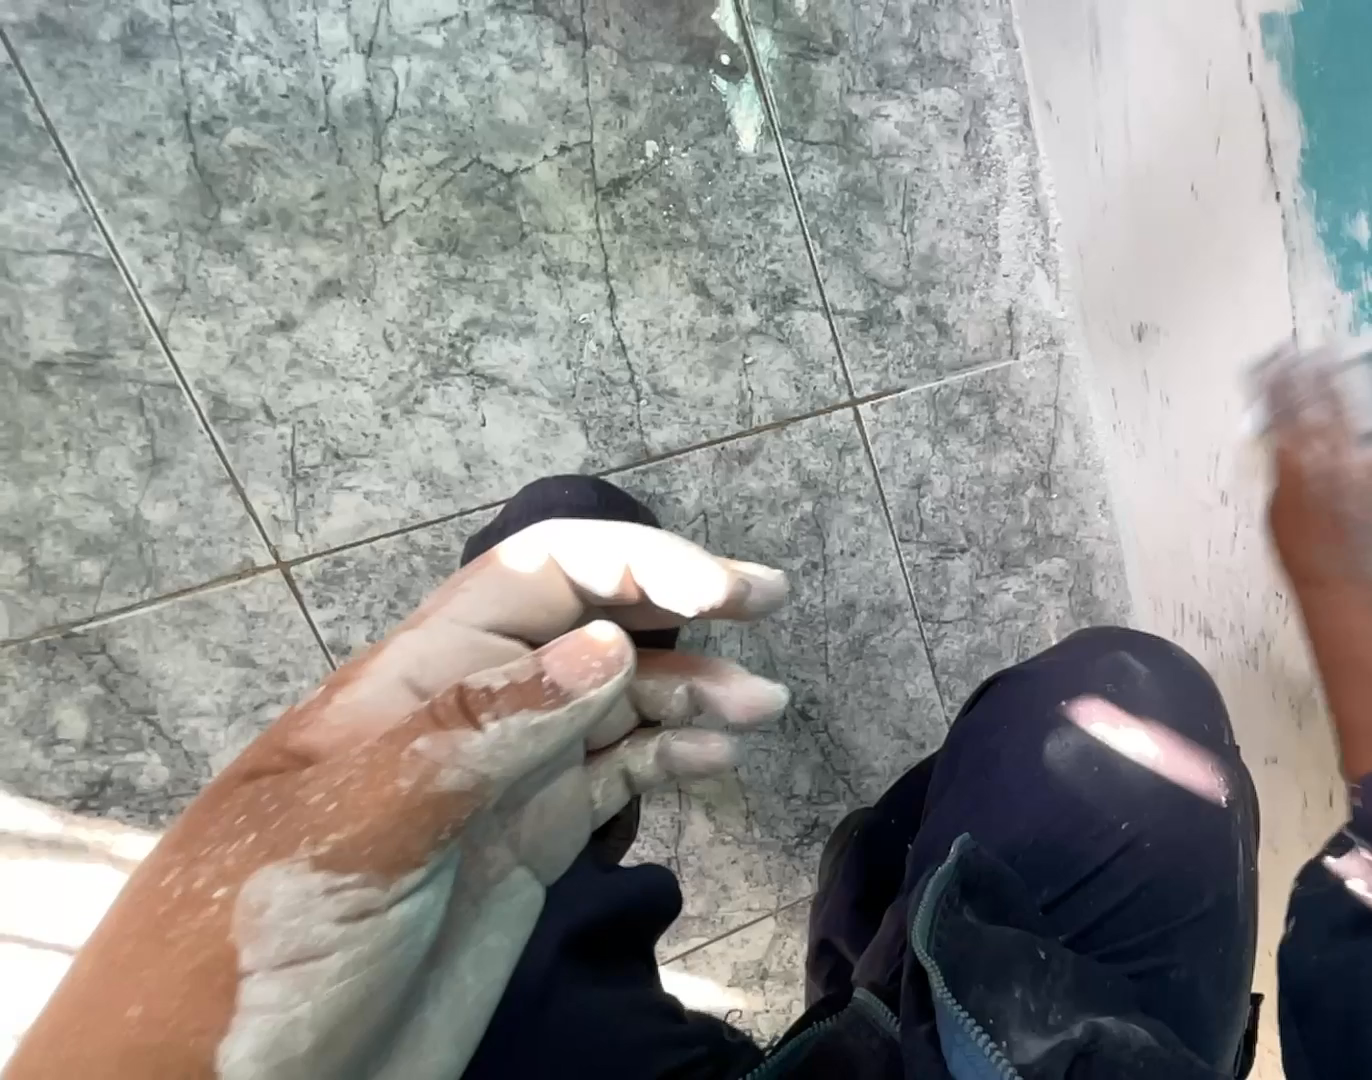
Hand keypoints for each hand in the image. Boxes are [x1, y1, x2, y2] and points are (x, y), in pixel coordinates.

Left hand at [8, 519, 791, 1079]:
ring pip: (629, 699)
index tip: (718, 590)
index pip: (544, 575)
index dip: (635, 563)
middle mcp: (482, 710)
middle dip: (686, 600)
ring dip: (700, 688)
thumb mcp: (346, 837)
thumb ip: (476, 733)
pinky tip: (717, 759)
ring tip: (761, 707)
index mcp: (423, 678)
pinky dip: (679, 754)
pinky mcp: (542, 834)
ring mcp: (517, 773)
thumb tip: (610, 647)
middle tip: (768, 597)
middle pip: (601, 622)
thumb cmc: (244, 965)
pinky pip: (628, 771)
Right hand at [1254, 353, 1371, 589]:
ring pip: (1351, 410)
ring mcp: (1361, 460)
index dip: (1274, 385)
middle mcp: (1326, 454)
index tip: (1271, 361)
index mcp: (1292, 463)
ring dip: (1342, 379)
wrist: (1345, 579)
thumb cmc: (1301, 551)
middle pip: (1313, 403)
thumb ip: (1281, 470)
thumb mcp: (1275, 509)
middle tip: (1301, 348)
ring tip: (1338, 353)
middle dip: (1304, 373)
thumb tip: (1282, 442)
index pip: (1280, 413)